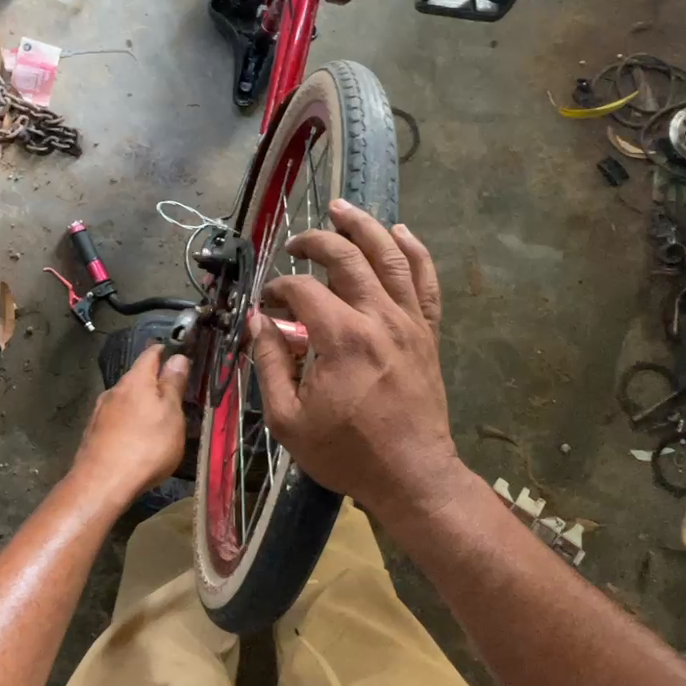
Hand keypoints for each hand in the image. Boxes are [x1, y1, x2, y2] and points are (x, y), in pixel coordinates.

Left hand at [69, 346, 189, 507]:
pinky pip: (117, 419)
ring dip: (141, 404)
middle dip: (154, 381)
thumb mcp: (171, 414)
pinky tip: (137, 438)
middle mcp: (114, 390)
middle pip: (137, 377)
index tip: (180, 353)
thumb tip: (177, 357)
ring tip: (159, 419)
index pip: (150, 353)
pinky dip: (130, 422)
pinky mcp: (94, 433)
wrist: (101, 484)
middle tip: (175, 395)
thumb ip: (173, 385)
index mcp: (135, 380)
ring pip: (126, 399)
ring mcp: (100, 412)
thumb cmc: (145, 446)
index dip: (166, 350)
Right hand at [248, 200, 464, 525]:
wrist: (413, 477)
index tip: (266, 306)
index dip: (278, 290)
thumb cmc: (346, 452)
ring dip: (364, 227)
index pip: (302, 289)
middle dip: (315, 242)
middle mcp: (377, 317)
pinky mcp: (427, 332)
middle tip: (295, 244)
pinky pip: (425, 282)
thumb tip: (258, 322)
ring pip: (390, 257)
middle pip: (346, 257)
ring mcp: (409, 322)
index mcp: (340, 337)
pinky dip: (414, 252)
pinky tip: (400, 233)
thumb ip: (269, 363)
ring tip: (342, 208)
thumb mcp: (287, 419)